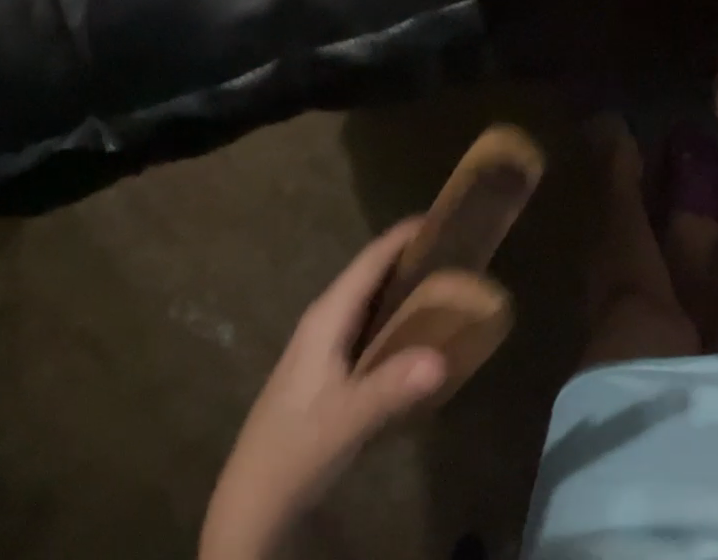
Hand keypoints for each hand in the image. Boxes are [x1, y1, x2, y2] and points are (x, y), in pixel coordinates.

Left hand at [201, 219, 445, 558]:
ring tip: (452, 283)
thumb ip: (391, 387)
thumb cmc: (297, 447)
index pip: (369, 261)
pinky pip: (372, 327)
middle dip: (412, 259)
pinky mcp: (332, 369)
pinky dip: (399, 319)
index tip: (444, 219)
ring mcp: (326, 346)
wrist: (256, 498)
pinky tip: (424, 332)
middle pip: (372, 276)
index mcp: (326, 318)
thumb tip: (442, 358)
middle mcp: (325, 322)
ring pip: (372, 302)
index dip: (403, 236)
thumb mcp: (347, 418)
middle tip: (461, 252)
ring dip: (407, 289)